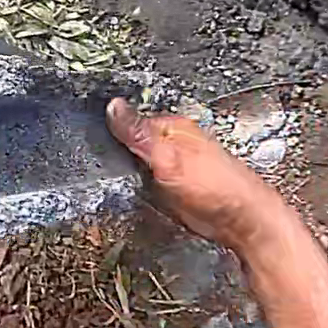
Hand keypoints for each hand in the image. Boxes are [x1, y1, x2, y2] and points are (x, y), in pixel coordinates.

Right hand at [106, 98, 289, 253]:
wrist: (240, 220)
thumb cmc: (215, 185)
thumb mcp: (168, 156)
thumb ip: (139, 133)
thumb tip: (113, 107)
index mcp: (172, 127)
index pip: (129, 120)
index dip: (108, 129)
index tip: (87, 138)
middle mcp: (170, 145)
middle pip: (130, 143)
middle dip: (113, 152)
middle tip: (93, 161)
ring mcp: (169, 168)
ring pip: (135, 165)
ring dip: (122, 171)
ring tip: (105, 176)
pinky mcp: (169, 189)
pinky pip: (142, 184)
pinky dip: (133, 187)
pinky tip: (127, 191)